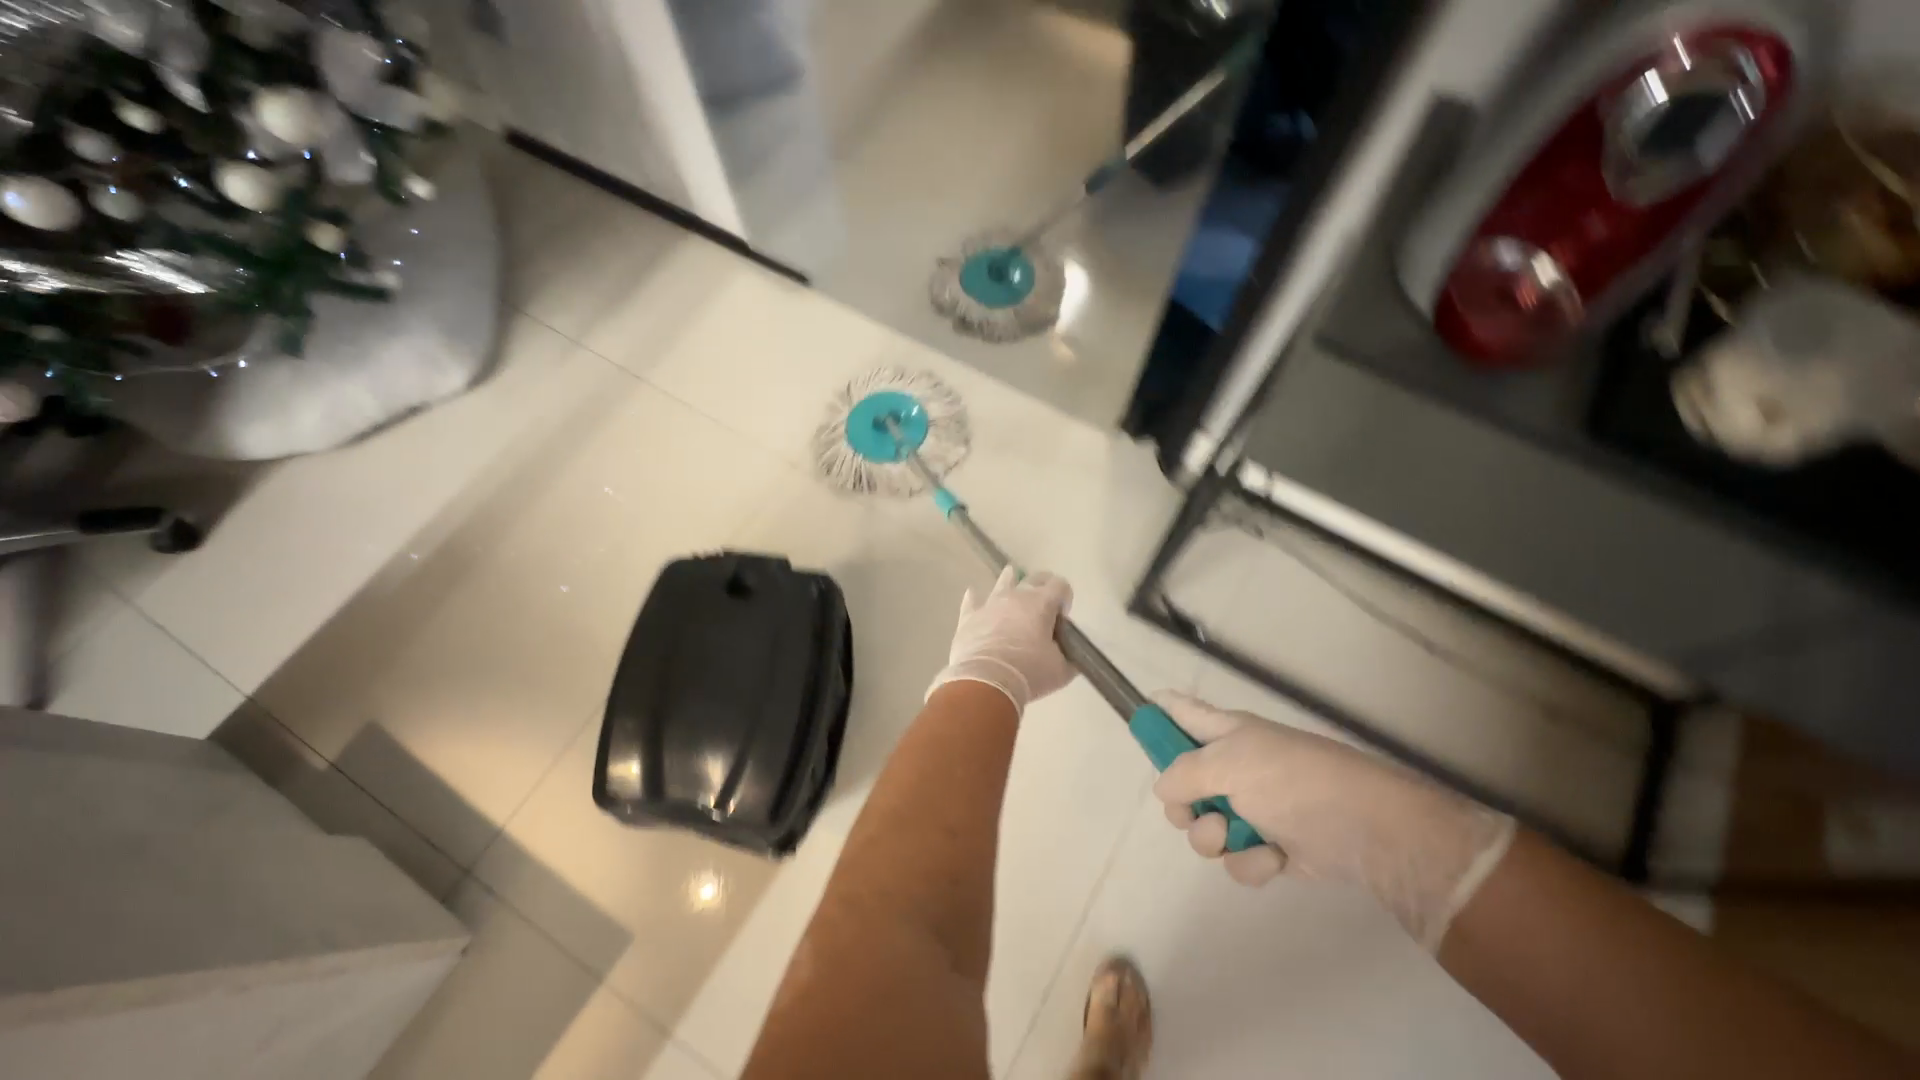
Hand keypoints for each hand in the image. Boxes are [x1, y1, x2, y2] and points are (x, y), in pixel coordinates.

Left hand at [927, 567, 1075, 715]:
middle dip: (1043, 586)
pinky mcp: (969, 617)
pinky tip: (973, 594)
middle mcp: (1016, 596)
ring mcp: (990, 604)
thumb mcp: (1061, 670)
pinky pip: (972, 601)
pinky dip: (975, 598)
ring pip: (1002, 582)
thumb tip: (1071, 655)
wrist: (986, 682)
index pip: (1060, 585)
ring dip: (1010, 579)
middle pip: (1034, 578)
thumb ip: (1070, 657)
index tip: (1062, 618)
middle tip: (1045, 602)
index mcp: (1042, 603)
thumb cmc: (1029, 673)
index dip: (1065, 598)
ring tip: (1011, 575)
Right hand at [1151, 692, 1515, 951]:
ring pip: (1204, 829)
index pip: (1184, 710)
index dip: (1159, 708)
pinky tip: (1273, 858)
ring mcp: (1252, 810)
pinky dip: (1250, 862)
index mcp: (1226, 734)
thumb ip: (1183, 773)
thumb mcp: (1229, 763)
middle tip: (1193, 811)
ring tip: (1237, 836)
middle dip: (1182, 806)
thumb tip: (1165, 790)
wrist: (1362, 829)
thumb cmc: (1293, 780)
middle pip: (1182, 784)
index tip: (1139, 715)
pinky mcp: (1268, 848)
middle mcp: (1235, 769)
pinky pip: (1235, 859)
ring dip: (1214, 838)